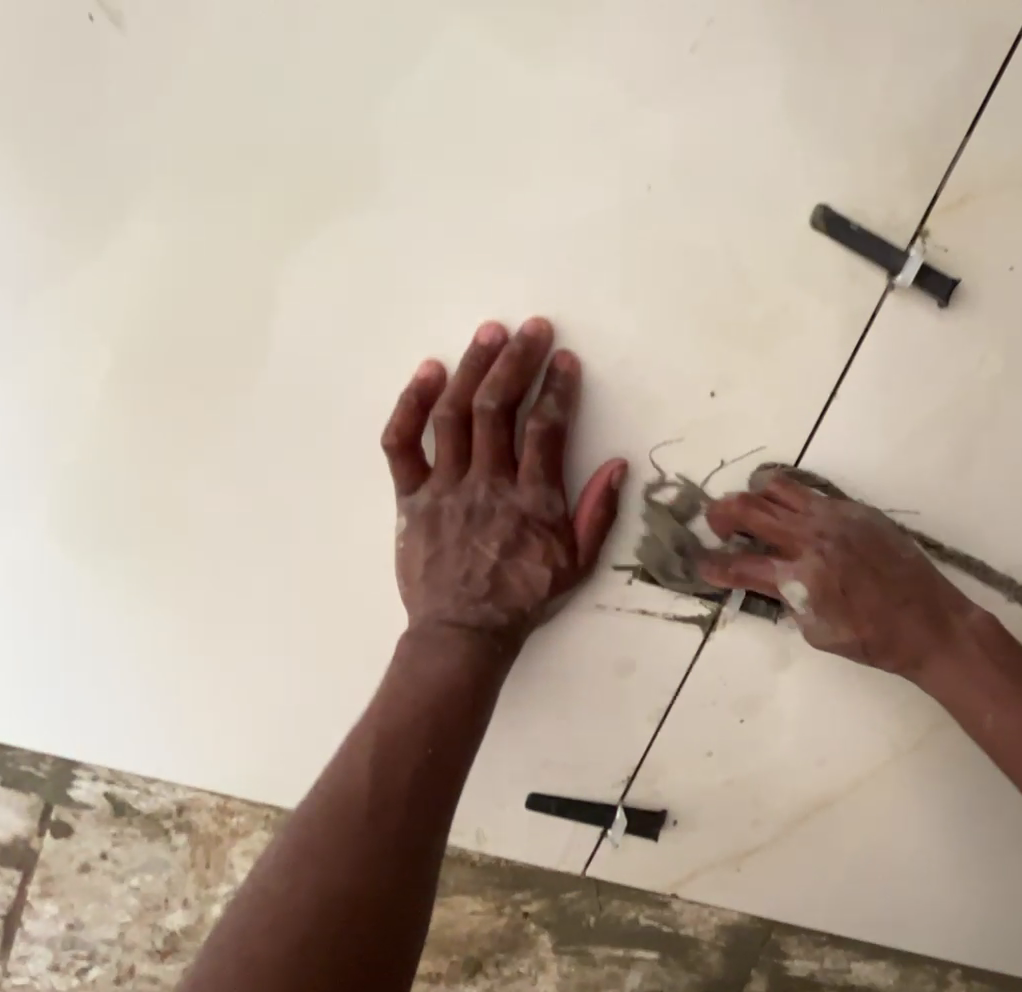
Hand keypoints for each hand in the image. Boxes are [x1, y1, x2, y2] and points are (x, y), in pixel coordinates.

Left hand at [381, 317, 626, 648]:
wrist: (464, 631)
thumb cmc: (526, 596)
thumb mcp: (579, 562)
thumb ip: (598, 512)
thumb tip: (619, 464)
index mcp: (534, 501)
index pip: (547, 430)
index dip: (558, 389)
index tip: (566, 359)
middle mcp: (488, 484)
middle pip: (499, 408)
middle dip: (517, 361)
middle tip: (531, 328)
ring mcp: (445, 488)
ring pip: (454, 415)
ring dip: (473, 368)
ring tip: (488, 333)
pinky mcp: (410, 497)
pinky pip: (402, 443)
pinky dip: (412, 404)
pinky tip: (429, 371)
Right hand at [698, 470, 981, 678]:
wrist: (931, 622)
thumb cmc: (874, 639)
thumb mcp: (818, 633)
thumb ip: (789, 601)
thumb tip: (771, 581)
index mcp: (801, 577)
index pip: (740, 565)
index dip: (713, 565)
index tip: (699, 564)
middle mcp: (813, 538)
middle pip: (750, 510)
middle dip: (722, 515)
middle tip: (715, 524)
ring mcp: (836, 518)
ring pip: (780, 488)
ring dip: (756, 495)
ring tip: (752, 508)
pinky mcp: (857, 511)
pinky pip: (813, 493)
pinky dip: (792, 498)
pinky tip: (793, 512)